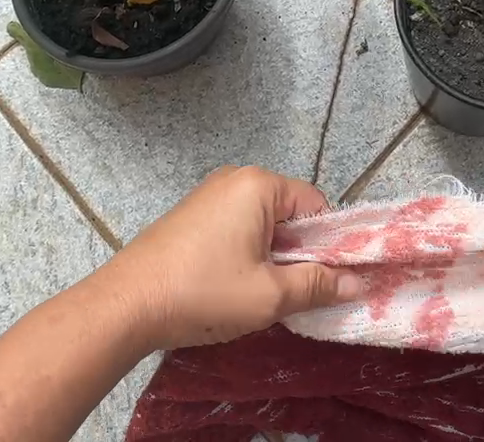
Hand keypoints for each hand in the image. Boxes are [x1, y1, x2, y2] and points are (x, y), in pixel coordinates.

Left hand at [92, 166, 363, 350]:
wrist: (125, 306)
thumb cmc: (203, 292)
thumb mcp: (269, 296)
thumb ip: (317, 285)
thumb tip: (357, 283)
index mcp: (259, 184)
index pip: (316, 205)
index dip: (329, 243)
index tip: (328, 279)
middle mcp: (236, 177)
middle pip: (289, 211)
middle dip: (298, 250)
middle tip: (294, 291)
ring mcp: (210, 193)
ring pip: (263, 222)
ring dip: (271, 254)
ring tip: (261, 292)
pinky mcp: (192, 213)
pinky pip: (237, 225)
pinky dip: (246, 251)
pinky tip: (233, 284)